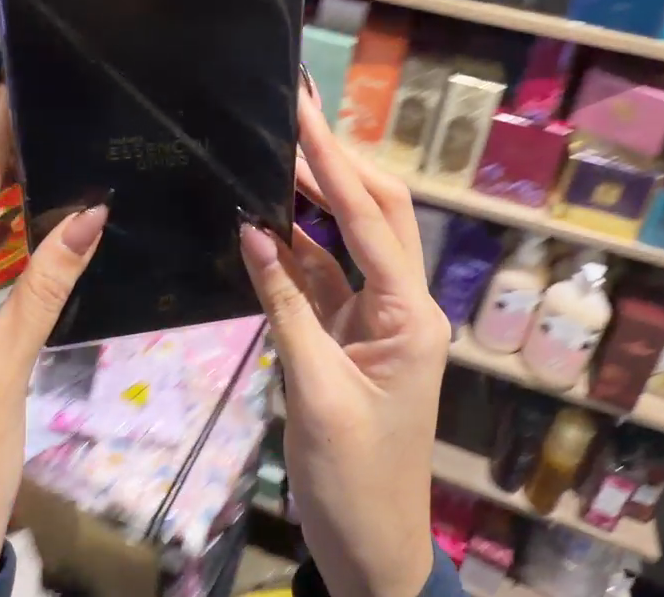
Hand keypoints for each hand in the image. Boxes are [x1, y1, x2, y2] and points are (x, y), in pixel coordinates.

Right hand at [240, 91, 449, 596]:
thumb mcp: (314, 391)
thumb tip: (252, 231)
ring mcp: (378, 317)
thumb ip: (285, 305)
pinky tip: (268, 222)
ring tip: (279, 153)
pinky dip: (297, 248)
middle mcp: (404, 303)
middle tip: (296, 117)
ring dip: (318, 199)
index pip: (369, 219)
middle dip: (339, 163)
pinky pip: (325, 276)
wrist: (372, 549)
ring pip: (349, 240)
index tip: (304, 113)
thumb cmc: (353, 479)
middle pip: (377, 213)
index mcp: (411, 313)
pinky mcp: (352, 334)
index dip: (334, 162)